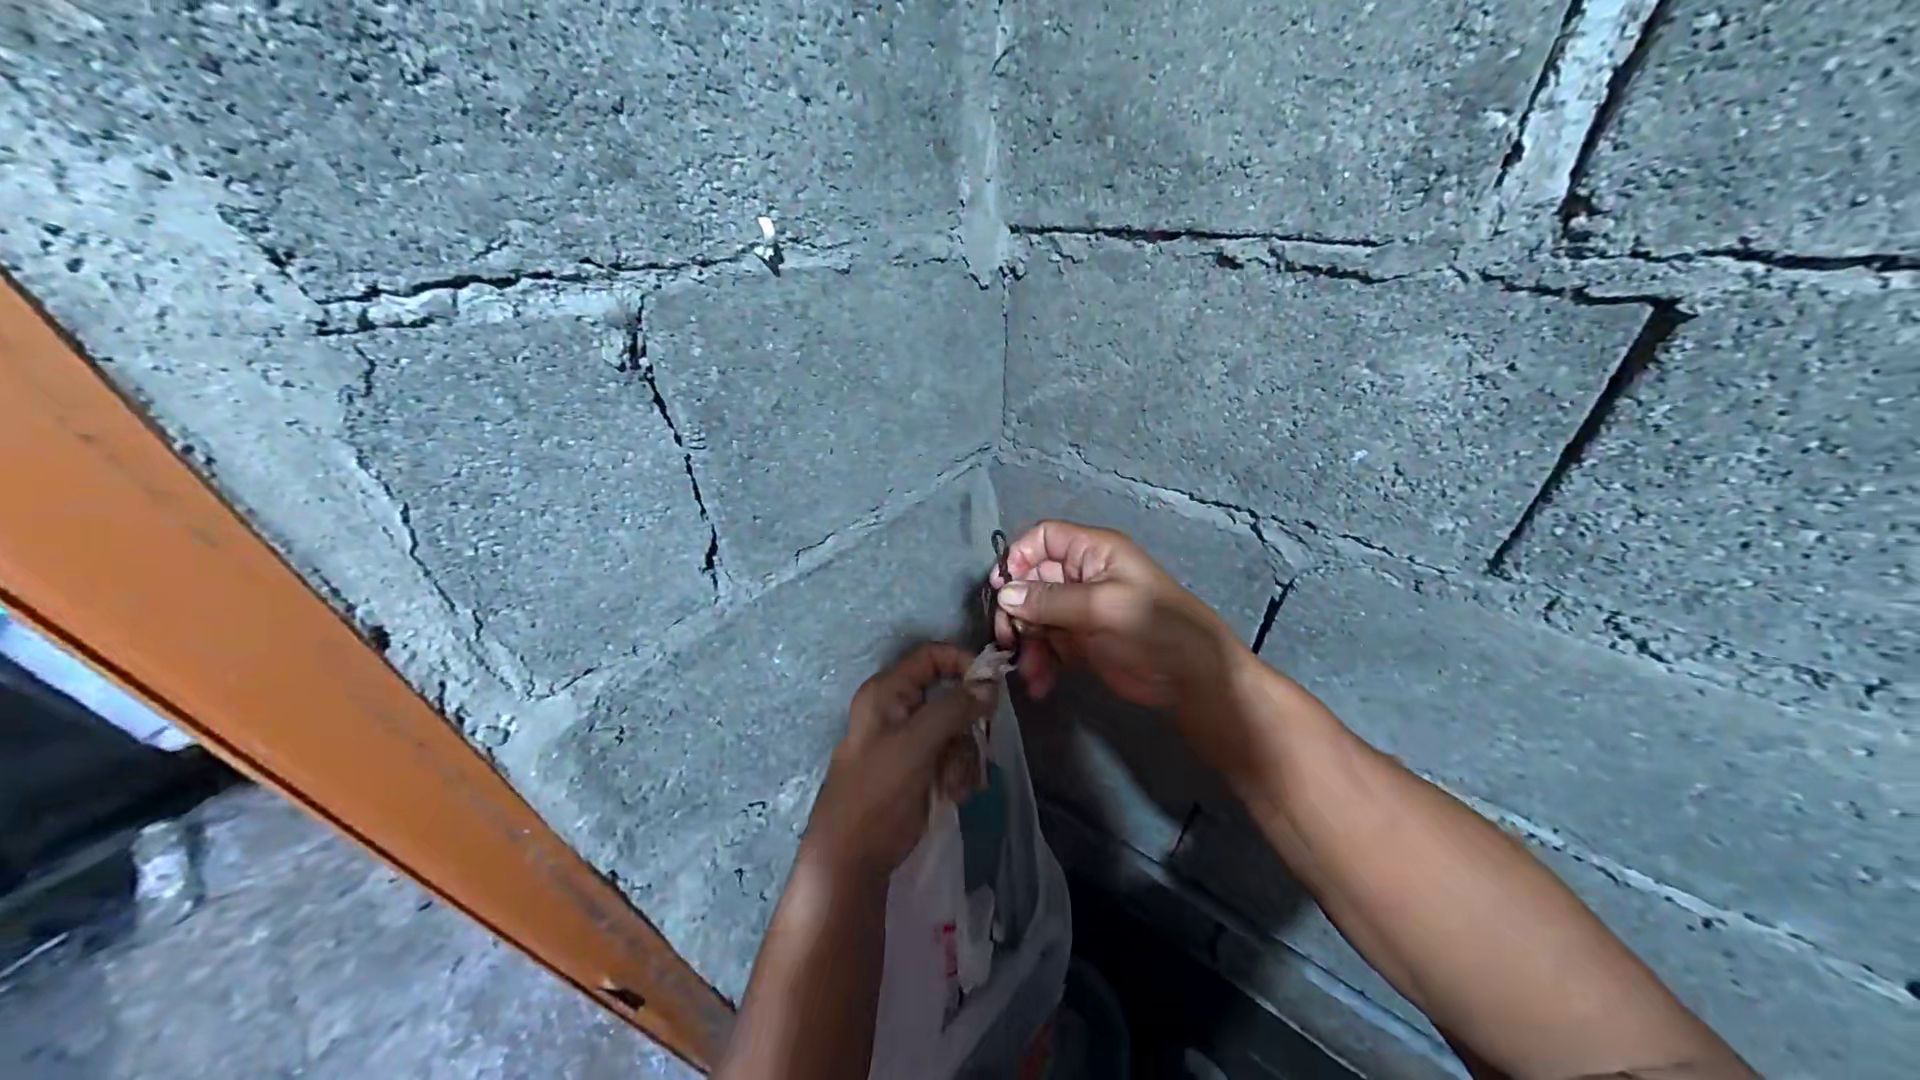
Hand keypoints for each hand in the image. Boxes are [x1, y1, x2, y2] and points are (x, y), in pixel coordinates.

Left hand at [800, 643, 994, 880]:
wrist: (853, 855)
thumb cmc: (879, 789)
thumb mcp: (917, 742)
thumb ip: (955, 708)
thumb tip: (990, 683)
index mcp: (887, 692)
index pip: (930, 656)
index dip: (962, 662)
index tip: (991, 684)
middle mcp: (898, 710)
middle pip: (949, 696)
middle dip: (967, 724)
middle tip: (983, 738)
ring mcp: (909, 741)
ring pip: (956, 730)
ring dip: (963, 756)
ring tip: (954, 783)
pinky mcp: (919, 768)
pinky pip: (952, 757)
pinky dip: (958, 774)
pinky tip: (952, 794)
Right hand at [989, 520, 1241, 706]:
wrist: (1191, 677)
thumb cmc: (1153, 626)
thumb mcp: (1102, 606)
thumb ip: (1051, 599)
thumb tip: (1005, 594)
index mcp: (1092, 552)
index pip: (1044, 538)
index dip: (1019, 557)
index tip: (1002, 587)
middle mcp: (1081, 576)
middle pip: (1031, 581)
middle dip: (1016, 611)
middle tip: (1008, 639)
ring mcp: (1078, 610)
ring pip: (1034, 618)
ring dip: (1026, 644)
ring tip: (1030, 671)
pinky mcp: (1079, 642)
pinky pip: (1046, 646)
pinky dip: (1039, 663)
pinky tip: (1040, 684)